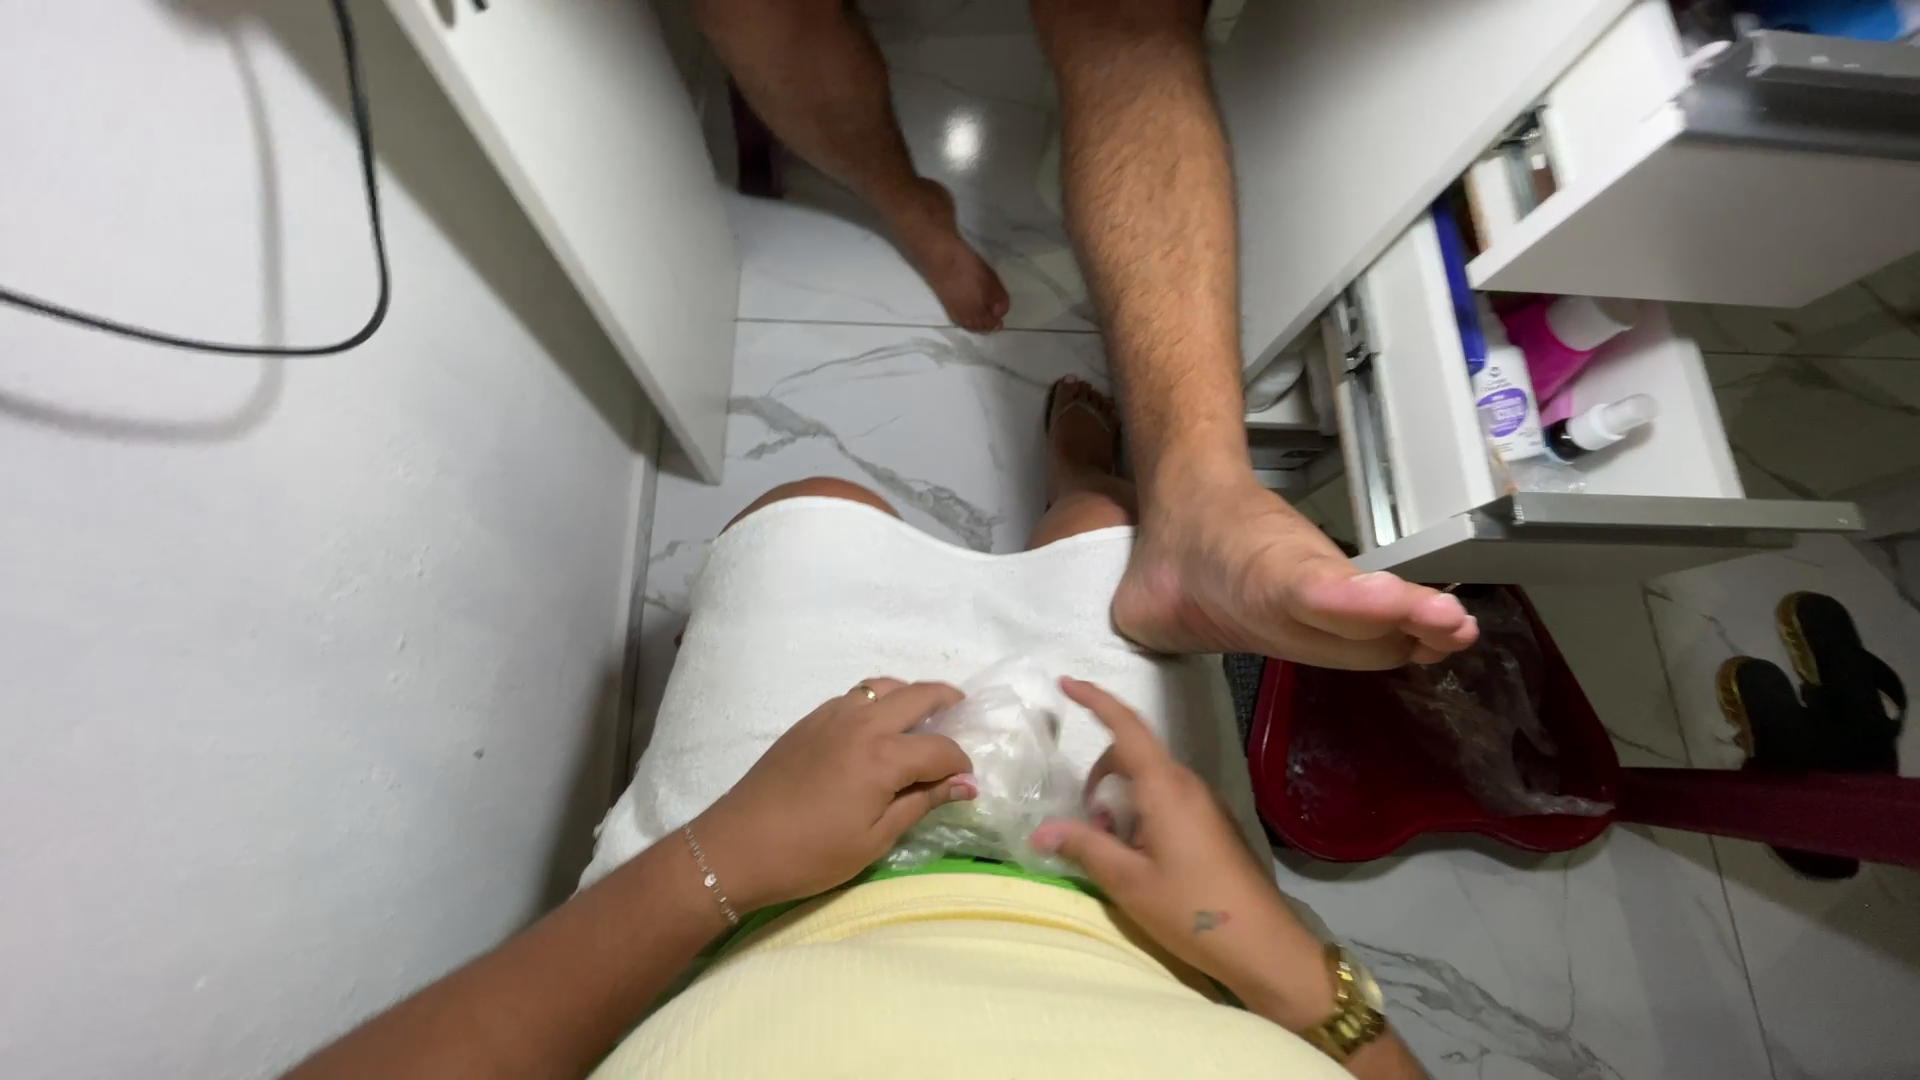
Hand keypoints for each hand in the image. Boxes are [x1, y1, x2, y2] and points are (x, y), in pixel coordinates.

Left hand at [692, 679, 976, 911]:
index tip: (966, 781)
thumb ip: (922, 802)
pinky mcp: (810, 719)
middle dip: (946, 698)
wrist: (737, 847)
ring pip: (882, 685)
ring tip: (921, 711)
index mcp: (883, 756)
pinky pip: (854, 695)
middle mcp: (862, 723)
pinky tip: (876, 724)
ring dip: (908, 692)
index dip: (960, 764)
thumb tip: (966, 785)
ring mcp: (832, 714)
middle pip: (916, 695)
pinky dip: (877, 699)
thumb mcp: (875, 839)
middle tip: (961, 708)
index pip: (940, 748)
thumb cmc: (811, 854)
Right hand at [1031, 677, 1335, 1030]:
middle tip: (1088, 822)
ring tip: (1114, 847)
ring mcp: (1204, 801)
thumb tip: (1040, 830)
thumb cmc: (1193, 911)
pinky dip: (1141, 811)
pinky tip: (1141, 855)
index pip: (1125, 726)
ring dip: (1120, 798)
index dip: (1095, 699)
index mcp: (1164, 786)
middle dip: (1100, 775)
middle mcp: (1186, 783)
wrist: (1268, 948)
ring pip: (1148, 778)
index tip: (1066, 682)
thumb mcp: (1128, 882)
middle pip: (1132, 753)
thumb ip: (1083, 846)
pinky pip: (1166, 797)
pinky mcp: (1213, 822)